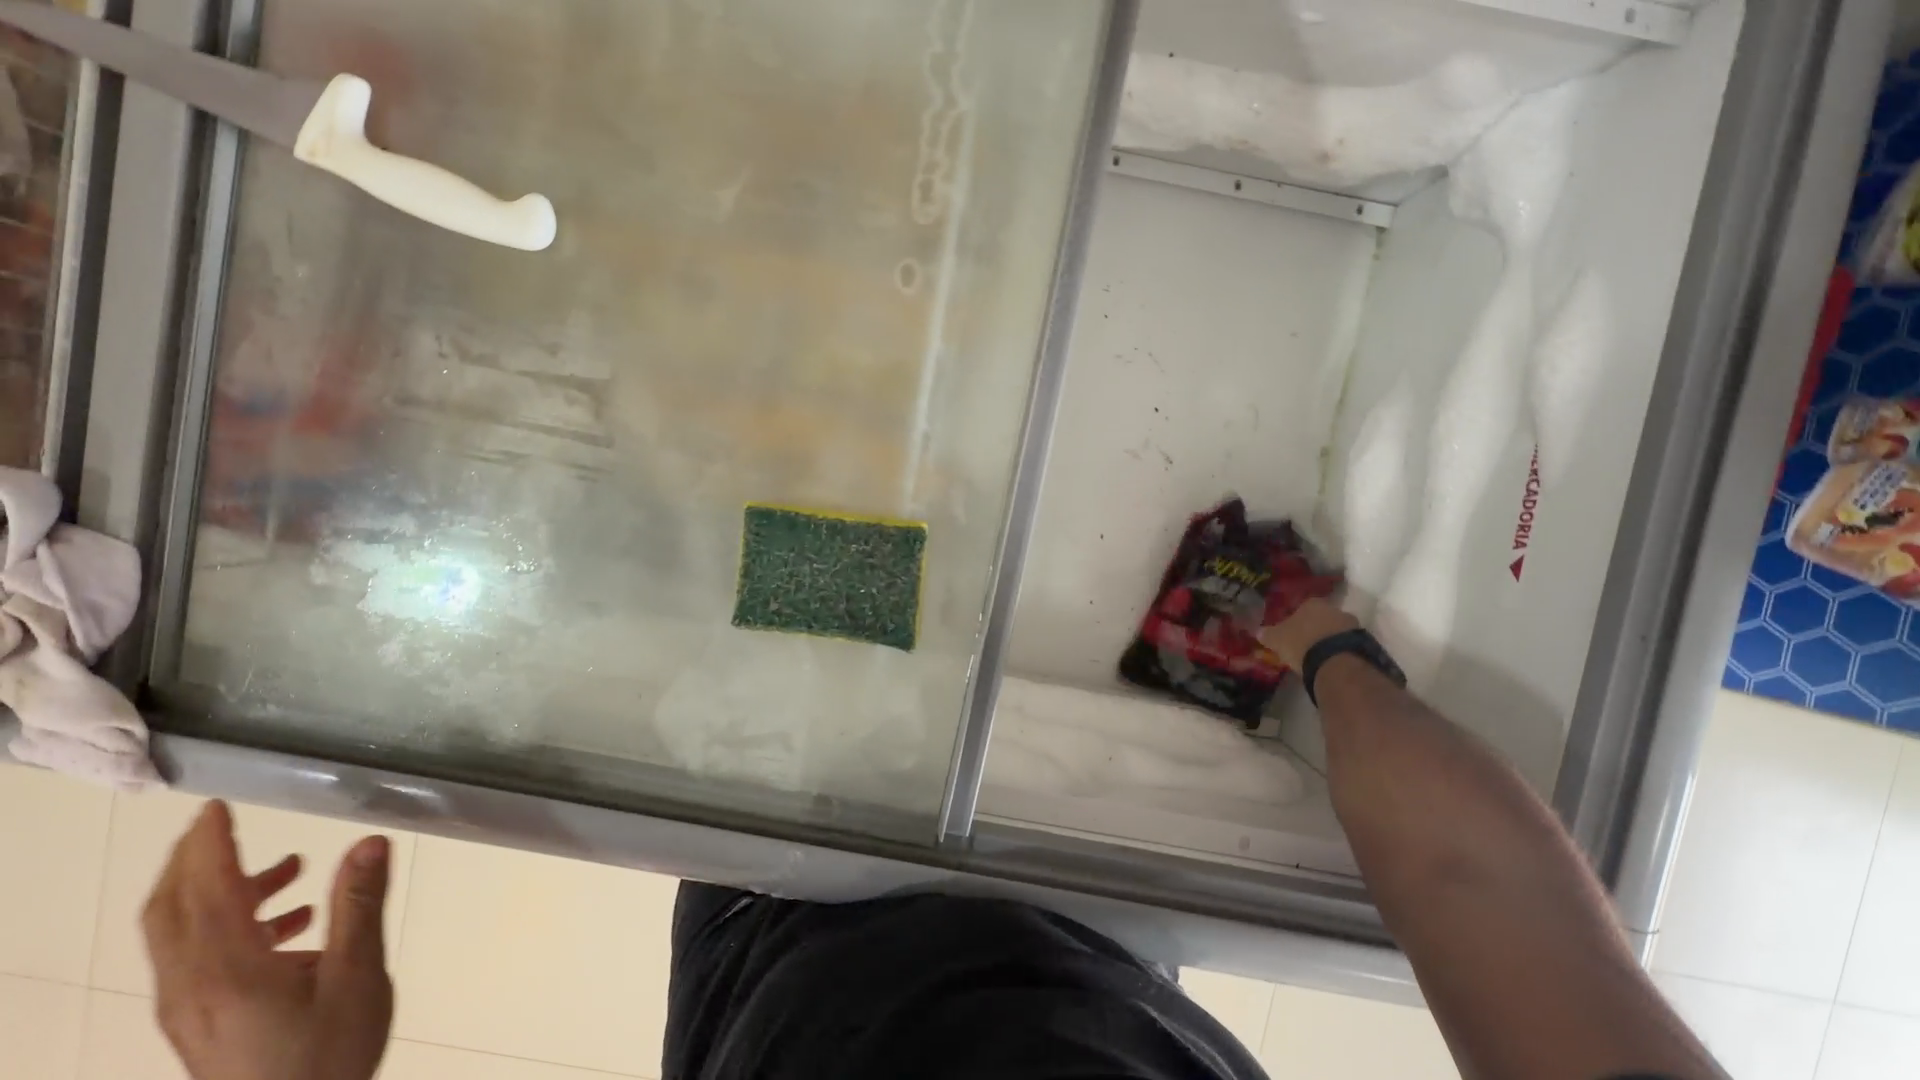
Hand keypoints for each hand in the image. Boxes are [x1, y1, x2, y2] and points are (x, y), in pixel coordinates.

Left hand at [142, 800, 394, 1079]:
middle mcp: (190, 983)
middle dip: (193, 859)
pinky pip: (191, 957)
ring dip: (216, 890)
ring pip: (177, 933)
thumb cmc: (328, 1053)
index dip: (211, 842)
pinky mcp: (196, 1023)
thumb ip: (358, 906)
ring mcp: (186, 1007)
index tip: (217, 803)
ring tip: (289, 868)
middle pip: (171, 908)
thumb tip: (370, 841)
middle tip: (226, 822)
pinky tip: (288, 927)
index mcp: (228, 967)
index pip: (209, 887)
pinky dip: (223, 924)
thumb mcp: (358, 977)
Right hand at [1259, 596, 1359, 670]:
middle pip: (1322, 617)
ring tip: (1321, 656)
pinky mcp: (1364, 641)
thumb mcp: (1277, 640)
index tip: (1292, 633)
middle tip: (1306, 644)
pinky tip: (1333, 662)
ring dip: (1330, 640)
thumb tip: (1258, 631)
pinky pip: (1348, 644)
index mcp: (1312, 603)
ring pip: (1337, 630)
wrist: (1335, 662)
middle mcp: (1334, 609)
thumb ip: (1268, 634)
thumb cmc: (1301, 644)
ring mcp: (1352, 625)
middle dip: (1315, 629)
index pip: (1302, 607)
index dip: (1296, 620)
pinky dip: (1341, 650)